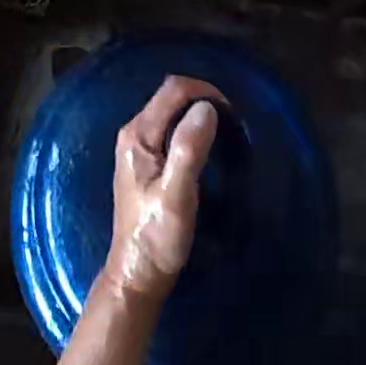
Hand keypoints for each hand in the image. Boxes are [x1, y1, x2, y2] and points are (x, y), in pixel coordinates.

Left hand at [102, 75, 222, 303]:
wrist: (137, 274)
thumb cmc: (158, 236)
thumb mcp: (178, 194)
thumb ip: (189, 148)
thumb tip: (206, 108)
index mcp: (139, 135)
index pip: (173, 90)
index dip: (204, 91)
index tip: (231, 111)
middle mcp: (133, 132)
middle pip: (169, 96)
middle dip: (202, 98)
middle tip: (231, 121)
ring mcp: (136, 145)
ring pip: (169, 109)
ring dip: (196, 111)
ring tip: (223, 129)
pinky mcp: (143, 158)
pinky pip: (168, 125)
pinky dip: (189, 125)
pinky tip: (204, 142)